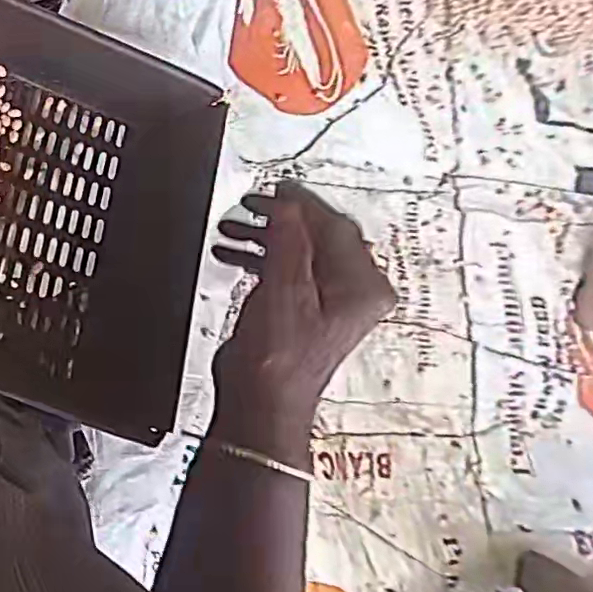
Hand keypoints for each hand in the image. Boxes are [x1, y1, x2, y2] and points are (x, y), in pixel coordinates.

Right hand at [210, 181, 394, 462]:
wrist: (260, 403)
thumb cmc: (278, 359)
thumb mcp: (284, 292)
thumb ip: (287, 244)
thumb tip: (288, 207)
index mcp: (361, 286)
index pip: (334, 228)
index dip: (301, 204)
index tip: (273, 188)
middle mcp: (351, 293)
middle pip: (317, 238)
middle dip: (278, 220)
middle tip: (248, 205)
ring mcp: (327, 304)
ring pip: (297, 254)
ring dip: (263, 238)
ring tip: (230, 229)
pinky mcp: (301, 313)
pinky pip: (284, 272)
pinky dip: (258, 259)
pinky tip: (231, 254)